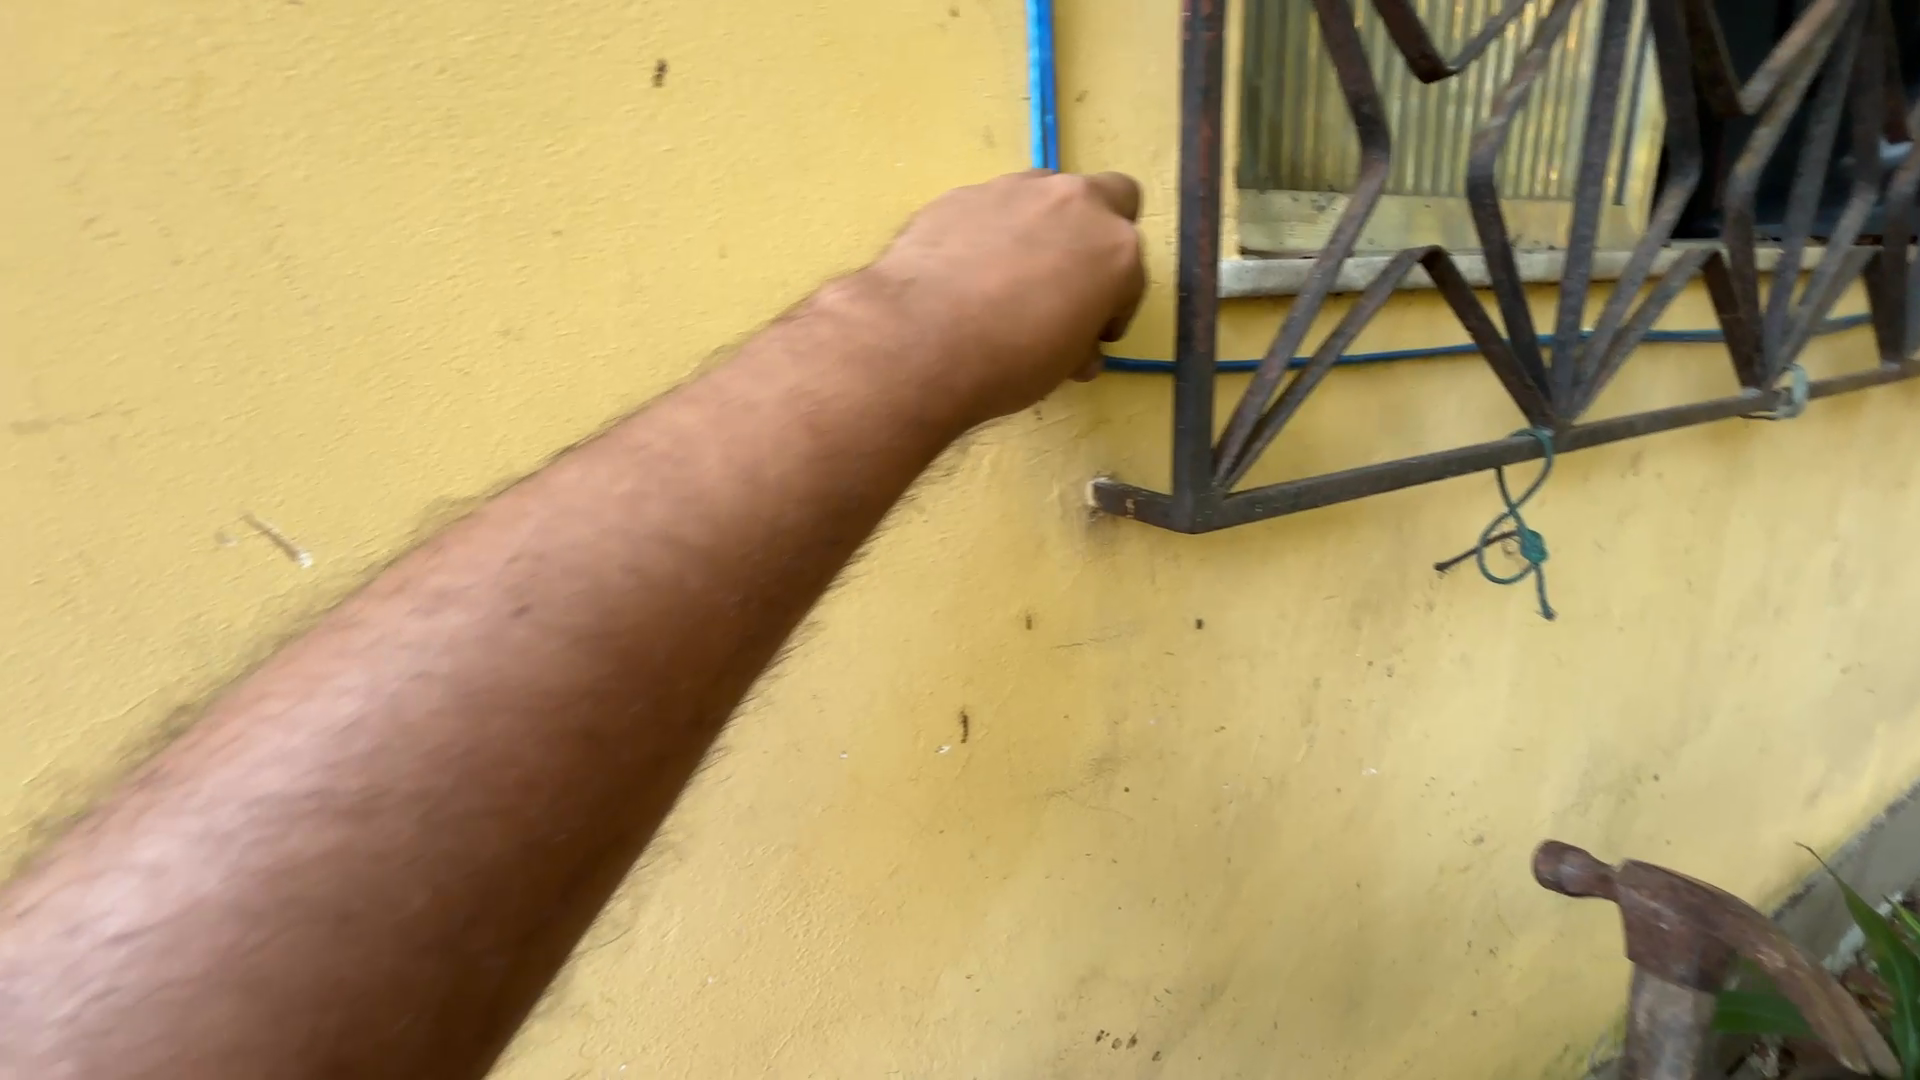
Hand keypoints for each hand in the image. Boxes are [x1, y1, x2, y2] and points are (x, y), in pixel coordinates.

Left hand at [855, 170, 1145, 425]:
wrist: (921, 339)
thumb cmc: (1007, 363)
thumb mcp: (1059, 368)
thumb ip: (1078, 346)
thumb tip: (1079, 352)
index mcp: (1116, 251)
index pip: (1131, 279)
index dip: (1112, 311)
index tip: (1091, 335)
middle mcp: (1075, 205)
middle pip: (1111, 197)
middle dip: (1099, 235)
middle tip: (1069, 280)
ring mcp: (1016, 190)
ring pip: (1047, 194)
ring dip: (1042, 227)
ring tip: (1009, 276)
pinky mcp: (963, 193)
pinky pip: (991, 208)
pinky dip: (989, 233)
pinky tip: (964, 271)